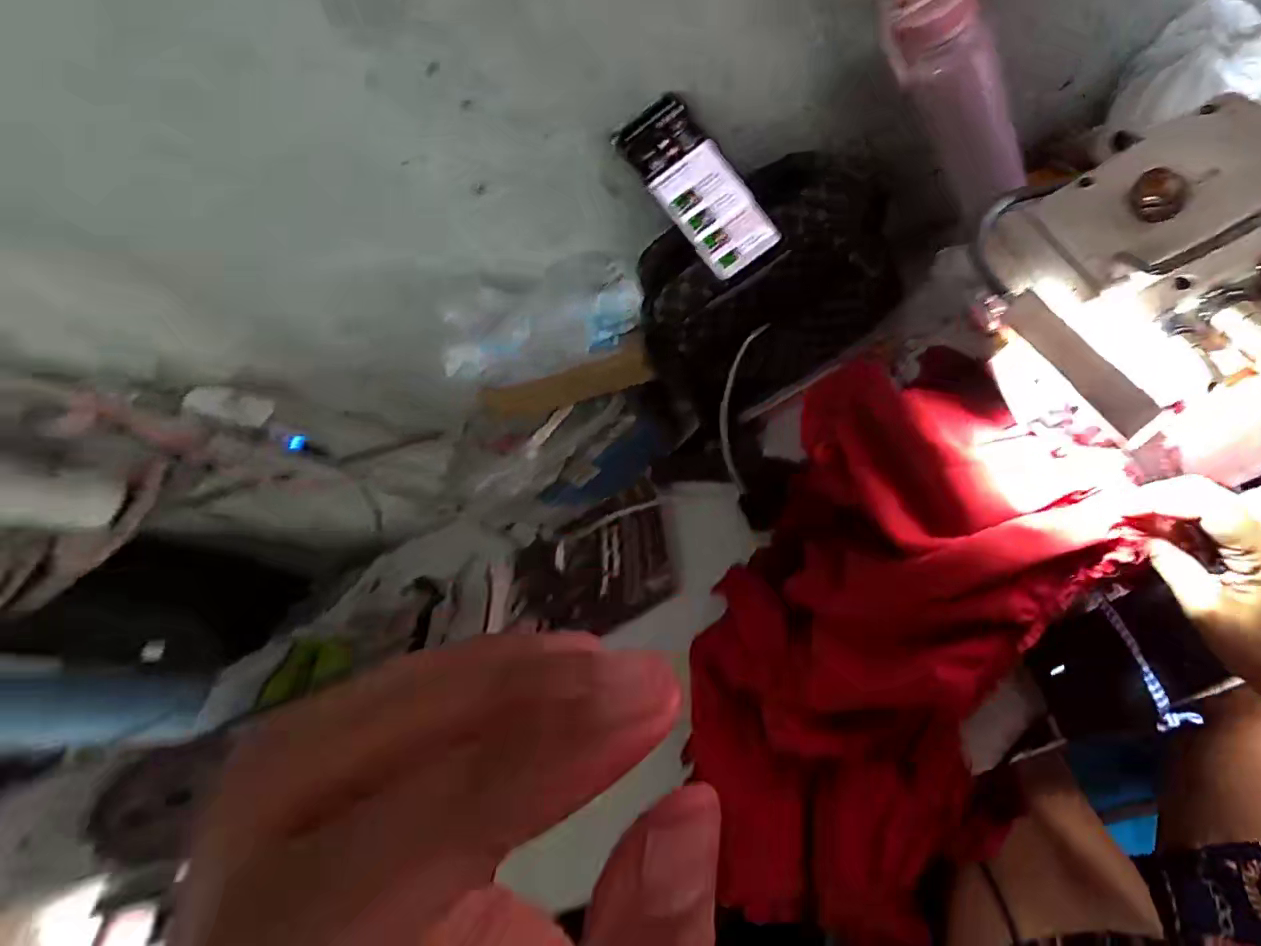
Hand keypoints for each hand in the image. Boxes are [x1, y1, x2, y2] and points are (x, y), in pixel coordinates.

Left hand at [174, 632, 719, 945]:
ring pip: (311, 743)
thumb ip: (656, 937)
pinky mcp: (298, 852)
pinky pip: (342, 743)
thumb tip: (692, 803)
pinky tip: (541, 680)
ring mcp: (246, 900)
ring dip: (472, 679)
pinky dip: (452, 689)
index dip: (521, 763)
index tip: (654, 699)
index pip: (367, 878)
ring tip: (595, 662)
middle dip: (490, 699)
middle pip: (297, 782)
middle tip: (626, 673)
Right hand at [1131, 477, 1260, 715]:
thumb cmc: (1259, 650)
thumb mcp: (1205, 609)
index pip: (1201, 499)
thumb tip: (1141, 535)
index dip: (1157, 499)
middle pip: (1206, 492)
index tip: (1121, 510)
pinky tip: (1170, 530)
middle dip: (1161, 498)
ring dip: (1175, 506)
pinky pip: (1224, 514)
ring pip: (1213, 499)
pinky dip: (1193, 519)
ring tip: (1140, 520)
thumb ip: (1171, 564)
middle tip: (1125, 514)